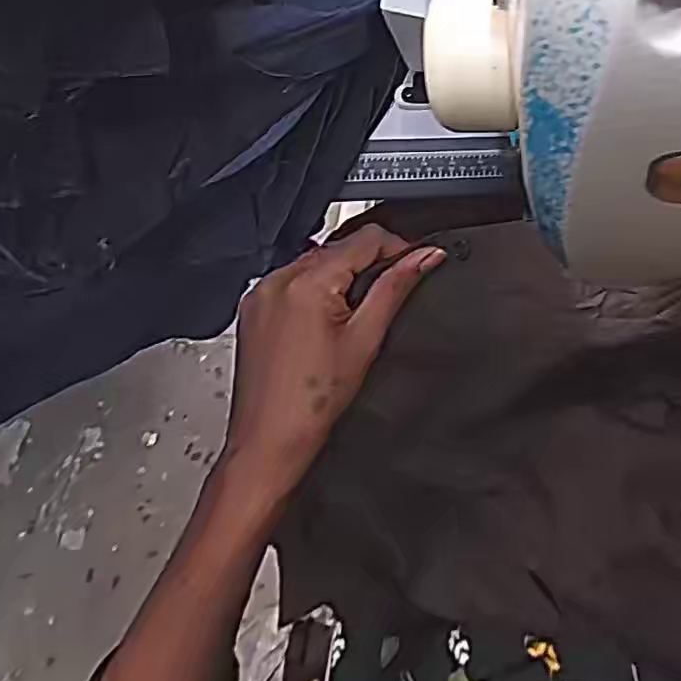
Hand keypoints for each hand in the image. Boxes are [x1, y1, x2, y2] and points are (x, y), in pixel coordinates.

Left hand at [227, 224, 445, 472]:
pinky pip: (295, 278)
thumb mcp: (366, 337)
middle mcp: (278, 280)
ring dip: (344, 274)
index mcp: (306, 282)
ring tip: (358, 312)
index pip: (365, 237)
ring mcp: (262, 292)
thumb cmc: (310, 403)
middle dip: (371, 262)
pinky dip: (318, 287)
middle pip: (341, 245)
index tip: (415, 263)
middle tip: (391, 291)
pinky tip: (329, 319)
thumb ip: (396, 287)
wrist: (268, 442)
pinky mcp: (255, 306)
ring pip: (319, 259)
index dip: (398, 247)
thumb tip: (425, 257)